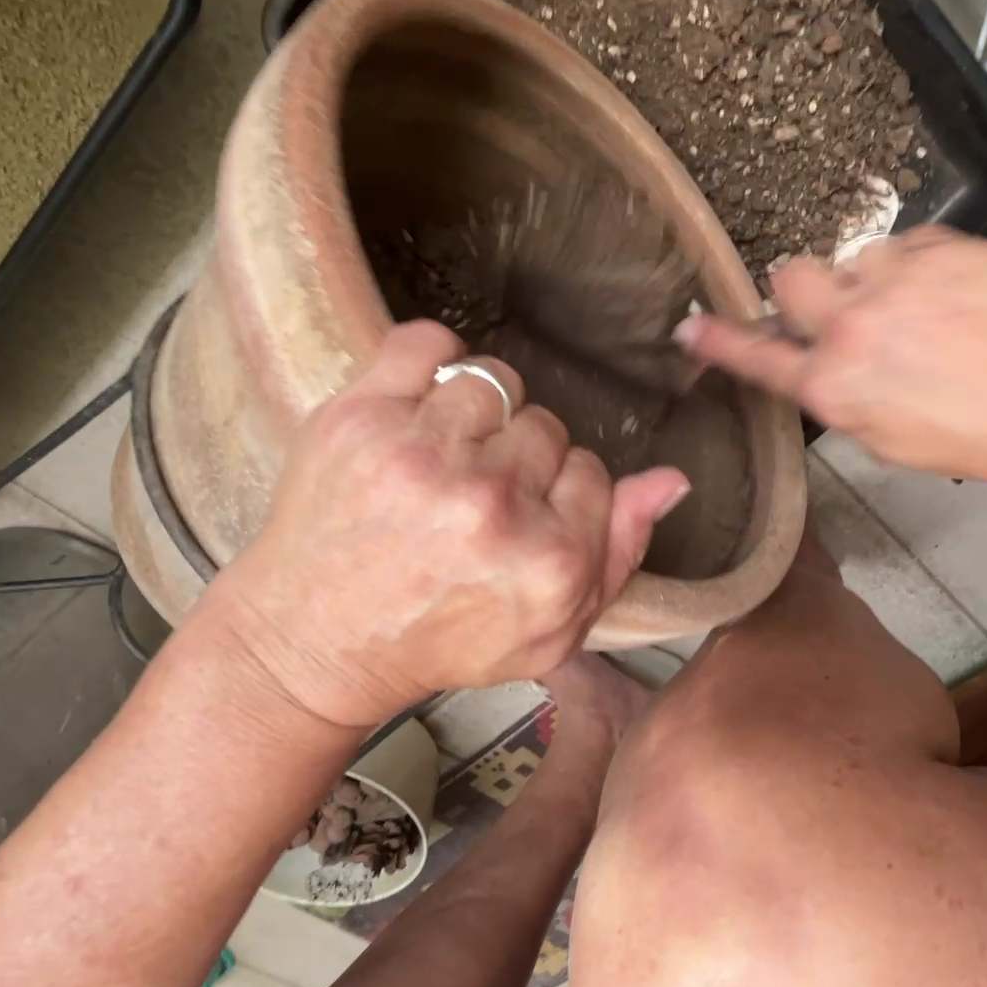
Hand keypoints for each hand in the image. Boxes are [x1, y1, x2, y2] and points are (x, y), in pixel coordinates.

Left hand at [202, 320, 691, 727]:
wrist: (314, 644)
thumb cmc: (438, 642)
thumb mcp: (552, 632)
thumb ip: (621, 554)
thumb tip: (672, 479)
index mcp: (550, 562)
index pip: (594, 471)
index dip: (561, 492)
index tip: (523, 518)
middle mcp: (493, 505)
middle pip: (547, 427)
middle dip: (521, 460)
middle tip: (476, 501)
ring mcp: (423, 456)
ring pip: (495, 384)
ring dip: (478, 418)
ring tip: (446, 459)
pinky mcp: (360, 418)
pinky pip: (426, 342)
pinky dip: (431, 360)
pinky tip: (424, 405)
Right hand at [675, 227, 986, 483]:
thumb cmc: (979, 433)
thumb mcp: (890, 439)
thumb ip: (842, 397)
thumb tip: (824, 369)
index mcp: (833, 385)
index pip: (757, 355)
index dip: (718, 341)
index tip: (690, 326)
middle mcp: (850, 327)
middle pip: (790, 276)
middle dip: (806, 289)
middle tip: (843, 308)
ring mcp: (892, 280)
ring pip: (854, 260)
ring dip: (874, 280)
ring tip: (924, 309)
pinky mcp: (938, 245)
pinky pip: (907, 245)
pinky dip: (920, 266)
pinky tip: (956, 295)